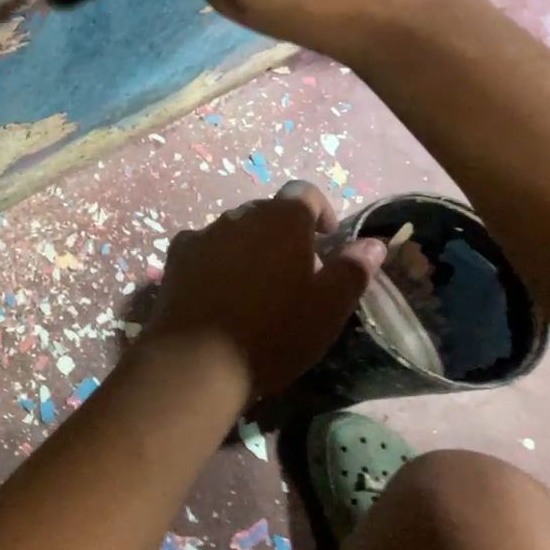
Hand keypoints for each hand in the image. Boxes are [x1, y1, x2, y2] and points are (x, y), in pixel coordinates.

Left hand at [143, 181, 385, 397]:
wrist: (198, 357)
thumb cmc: (275, 332)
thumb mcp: (328, 308)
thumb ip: (352, 270)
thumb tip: (372, 243)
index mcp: (281, 220)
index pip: (304, 192)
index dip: (320, 211)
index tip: (328, 241)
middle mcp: (239, 215)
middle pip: (267, 210)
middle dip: (286, 231)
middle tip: (297, 271)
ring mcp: (203, 233)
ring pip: (235, 228)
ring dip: (251, 245)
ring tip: (259, 285)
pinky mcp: (177, 254)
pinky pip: (205, 245)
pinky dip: (218, 258)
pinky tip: (222, 290)